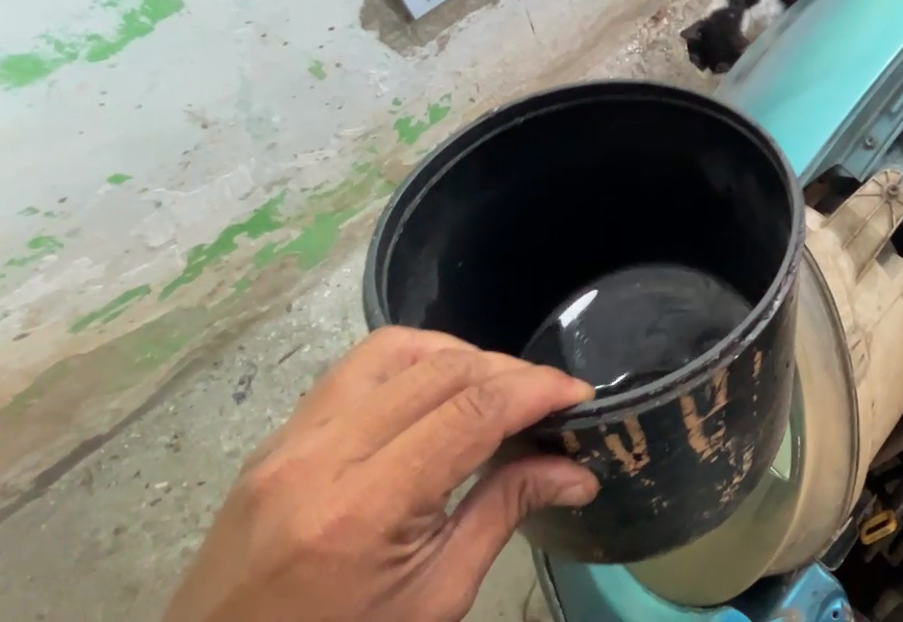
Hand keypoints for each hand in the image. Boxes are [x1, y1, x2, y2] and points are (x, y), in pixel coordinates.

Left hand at [164, 326, 597, 621]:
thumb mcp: (436, 597)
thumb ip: (505, 512)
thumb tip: (579, 470)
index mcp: (361, 508)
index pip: (473, 409)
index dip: (539, 389)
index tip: (581, 396)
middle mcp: (318, 457)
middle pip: (442, 369)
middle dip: (513, 372)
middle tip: (551, 399)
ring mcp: (286, 443)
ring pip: (397, 350)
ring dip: (462, 356)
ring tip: (495, 390)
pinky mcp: (275, 442)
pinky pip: (357, 371)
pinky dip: (415, 365)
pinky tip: (438, 397)